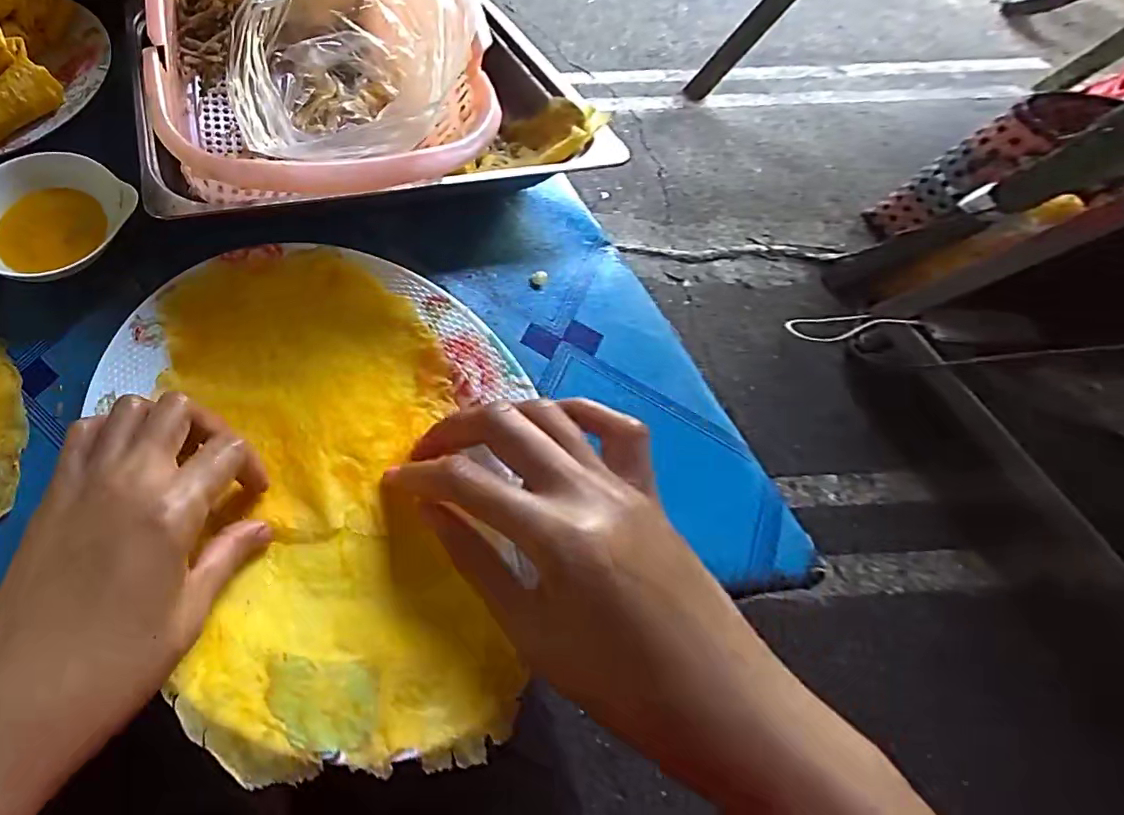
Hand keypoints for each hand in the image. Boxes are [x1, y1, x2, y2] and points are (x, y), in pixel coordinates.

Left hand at [0, 393, 269, 814]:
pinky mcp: (55, 482)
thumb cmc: (118, 663)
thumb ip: (226, 557)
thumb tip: (263, 526)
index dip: (250, 464)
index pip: (225, 450)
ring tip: (169, 459)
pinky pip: (87, 428)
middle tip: (213, 465)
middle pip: (178, 407)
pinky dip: (111, 429)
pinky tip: (119, 463)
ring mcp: (87, 472)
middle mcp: (131, 472)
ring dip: (159, 420)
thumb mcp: (186, 616)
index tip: (252, 492)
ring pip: (131, 405)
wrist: (25, 686)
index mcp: (171, 508)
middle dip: (208, 427)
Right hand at [385, 398, 928, 814]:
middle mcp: (587, 492)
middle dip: (449, 431)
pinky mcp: (650, 492)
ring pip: (549, 414)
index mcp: (555, 533)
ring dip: (500, 415)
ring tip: (472, 439)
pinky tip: (551, 422)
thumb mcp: (528, 631)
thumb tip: (429, 509)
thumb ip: (473, 559)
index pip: (465, 480)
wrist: (730, 711)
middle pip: (502, 425)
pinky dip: (577, 411)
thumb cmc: (620, 685)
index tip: (393, 482)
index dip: (419, 476)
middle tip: (423, 455)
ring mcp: (624, 486)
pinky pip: (617, 429)